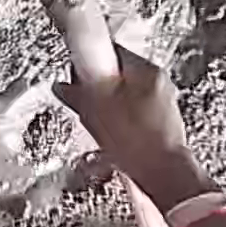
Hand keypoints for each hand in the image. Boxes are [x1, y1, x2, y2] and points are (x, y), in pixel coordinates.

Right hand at [53, 44, 215, 209]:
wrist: (165, 176)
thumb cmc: (136, 142)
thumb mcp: (94, 111)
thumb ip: (75, 93)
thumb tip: (61, 86)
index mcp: (145, 70)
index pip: (109, 50)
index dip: (88, 62)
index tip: (76, 75)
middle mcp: (158, 82)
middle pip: (115, 72)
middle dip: (96, 86)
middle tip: (85, 102)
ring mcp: (162, 102)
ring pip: (123, 92)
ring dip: (106, 103)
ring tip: (98, 121)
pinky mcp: (161, 121)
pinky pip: (132, 110)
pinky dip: (119, 117)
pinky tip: (111, 133)